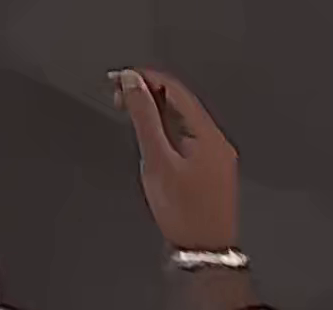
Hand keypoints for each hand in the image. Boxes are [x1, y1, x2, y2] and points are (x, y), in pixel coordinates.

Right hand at [112, 68, 238, 250]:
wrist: (203, 254)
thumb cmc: (182, 211)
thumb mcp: (157, 158)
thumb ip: (143, 115)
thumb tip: (132, 80)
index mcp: (207, 133)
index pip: (174, 87)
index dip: (144, 77)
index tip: (118, 77)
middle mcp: (215, 138)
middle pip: (178, 99)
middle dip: (146, 90)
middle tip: (118, 92)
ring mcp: (213, 152)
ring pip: (179, 114)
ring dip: (152, 106)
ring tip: (127, 107)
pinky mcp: (207, 164)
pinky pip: (182, 130)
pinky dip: (161, 123)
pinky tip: (146, 129)